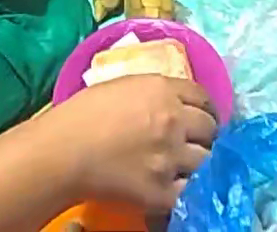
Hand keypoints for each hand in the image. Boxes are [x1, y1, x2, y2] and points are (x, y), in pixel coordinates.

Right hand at [34, 76, 217, 212]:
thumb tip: (170, 100)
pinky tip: (182, 188)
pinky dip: (191, 190)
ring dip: (203, 162)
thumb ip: (153, 90)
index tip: (204, 115)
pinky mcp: (162, 191)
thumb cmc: (87, 111)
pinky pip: (192, 192)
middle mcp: (173, 119)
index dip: (206, 107)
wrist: (67, 148)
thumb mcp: (125, 85)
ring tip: (193, 166)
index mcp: (163, 89)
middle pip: (209, 128)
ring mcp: (170, 156)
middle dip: (207, 134)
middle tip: (199, 141)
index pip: (202, 95)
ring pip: (207, 160)